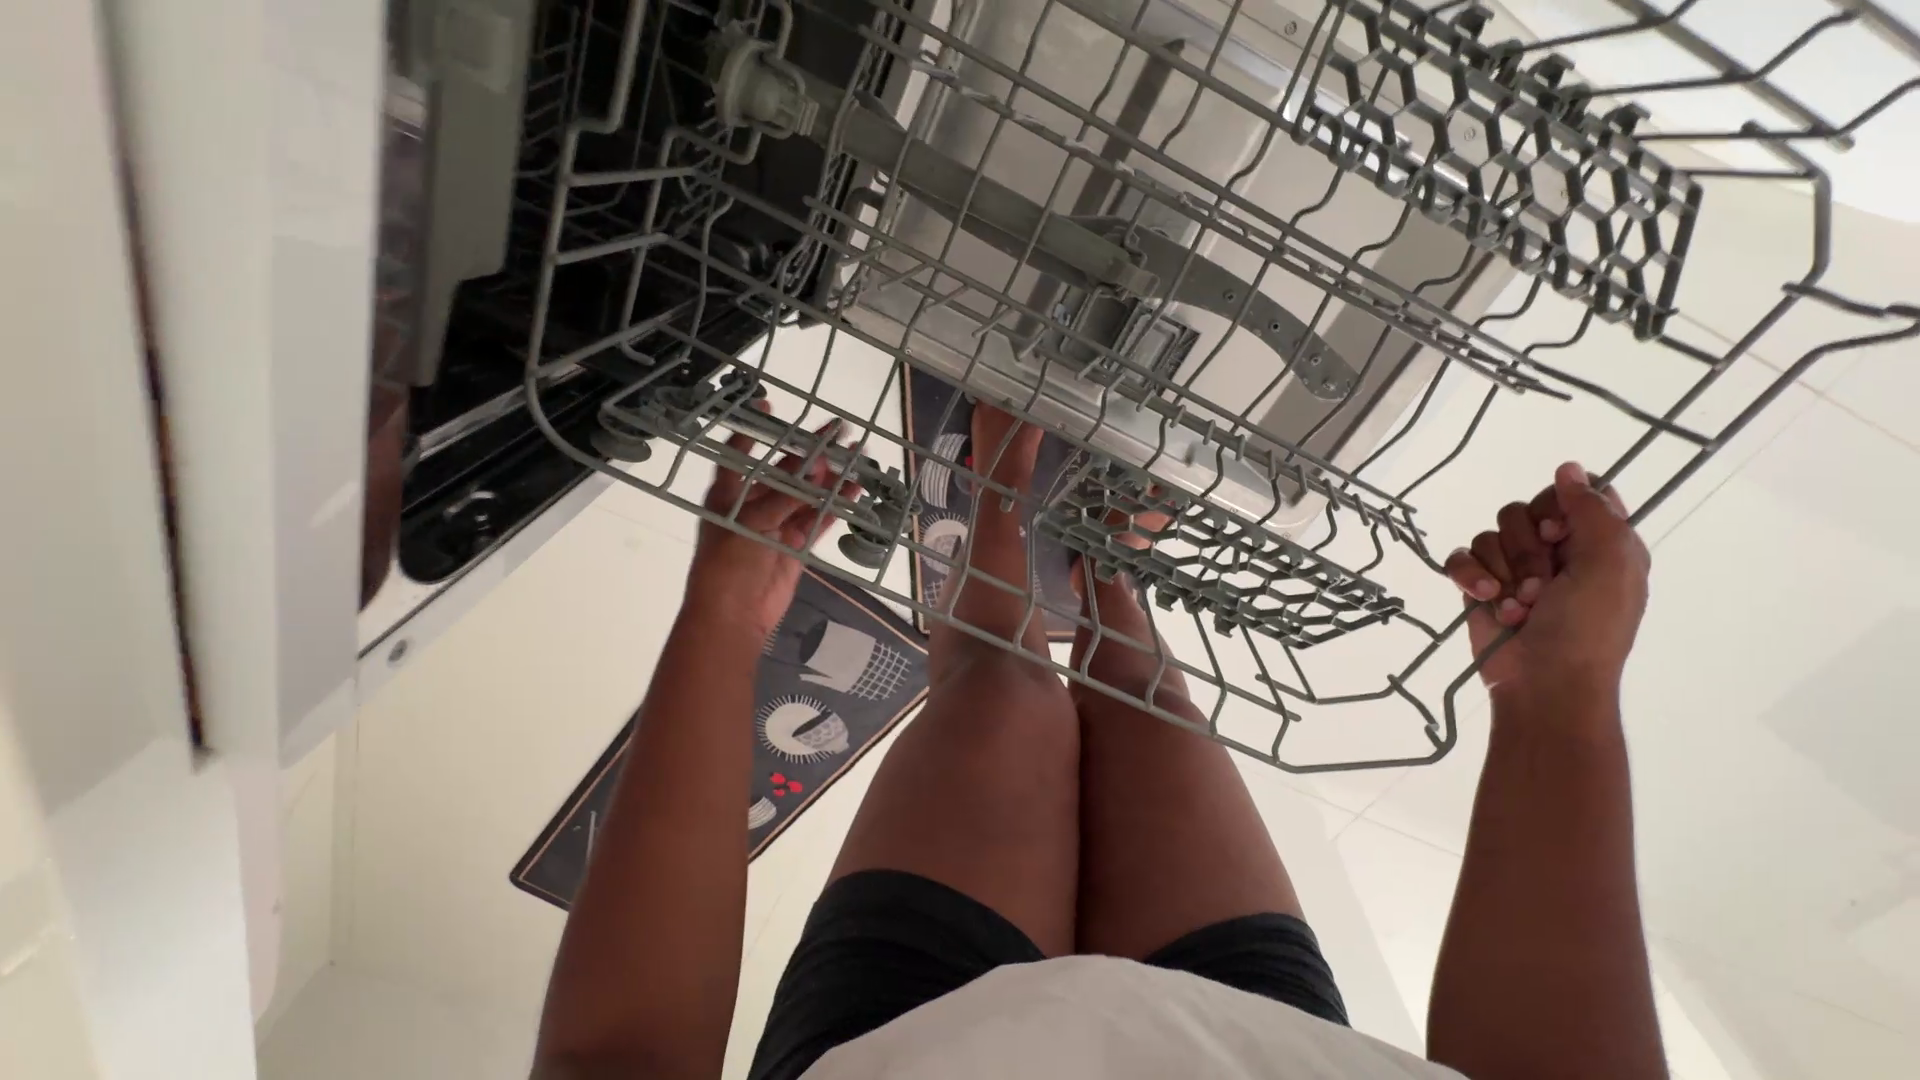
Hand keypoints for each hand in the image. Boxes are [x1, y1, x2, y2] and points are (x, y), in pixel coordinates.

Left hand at [687, 404, 857, 637]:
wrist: (732, 615)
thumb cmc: (727, 564)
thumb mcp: (751, 523)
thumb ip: (785, 496)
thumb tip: (818, 466)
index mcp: (728, 494)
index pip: (738, 453)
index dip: (752, 430)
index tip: (770, 407)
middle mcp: (752, 504)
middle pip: (784, 472)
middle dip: (810, 454)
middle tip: (838, 433)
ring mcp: (776, 525)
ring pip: (807, 496)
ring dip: (830, 480)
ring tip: (857, 460)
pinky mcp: (795, 546)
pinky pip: (817, 521)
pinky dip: (835, 508)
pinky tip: (855, 492)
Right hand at [1444, 463, 1649, 707]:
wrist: (1543, 682)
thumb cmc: (1587, 628)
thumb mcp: (1609, 565)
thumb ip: (1591, 511)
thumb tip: (1567, 468)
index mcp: (1598, 543)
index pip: (1572, 493)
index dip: (1560, 506)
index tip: (1559, 534)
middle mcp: (1555, 550)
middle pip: (1524, 510)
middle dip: (1527, 549)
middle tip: (1543, 584)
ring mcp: (1514, 568)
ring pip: (1490, 535)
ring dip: (1503, 572)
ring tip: (1518, 605)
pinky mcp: (1478, 584)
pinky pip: (1460, 557)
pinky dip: (1469, 576)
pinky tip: (1484, 598)